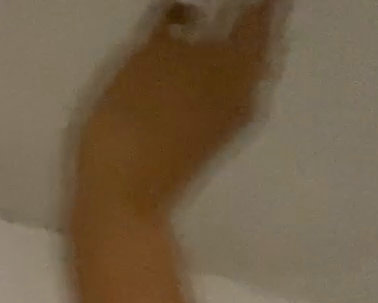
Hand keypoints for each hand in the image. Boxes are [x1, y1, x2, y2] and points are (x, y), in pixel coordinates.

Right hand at [71, 0, 287, 219]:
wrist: (118, 207)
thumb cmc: (127, 130)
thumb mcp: (139, 64)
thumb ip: (168, 26)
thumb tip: (186, 9)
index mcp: (241, 54)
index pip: (259, 7)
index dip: (242, 2)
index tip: (212, 3)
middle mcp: (249, 85)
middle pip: (254, 39)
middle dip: (236, 24)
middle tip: (213, 15)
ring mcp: (230, 122)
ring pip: (235, 72)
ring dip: (220, 54)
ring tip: (197, 42)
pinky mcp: (206, 149)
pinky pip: (216, 101)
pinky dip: (205, 85)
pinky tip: (183, 85)